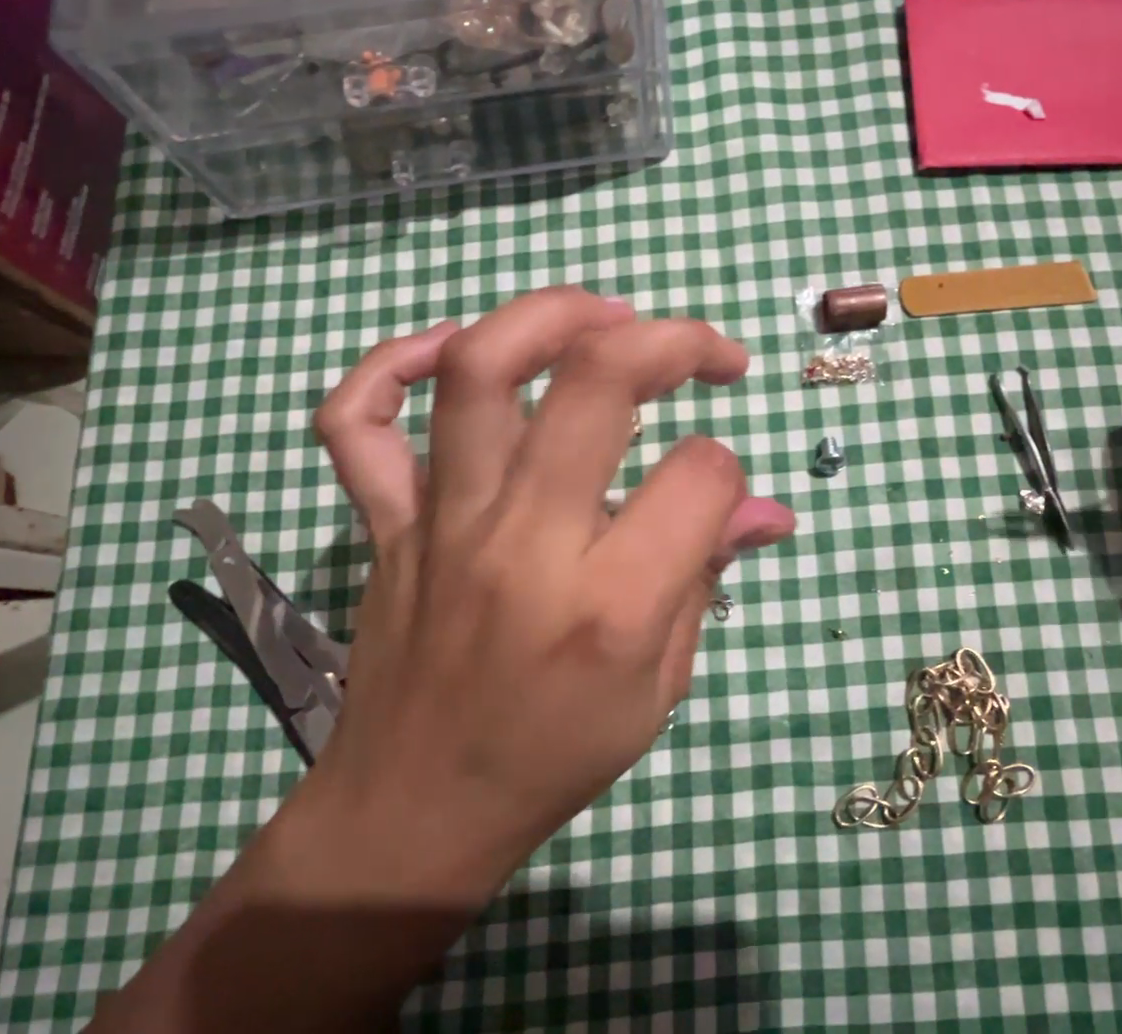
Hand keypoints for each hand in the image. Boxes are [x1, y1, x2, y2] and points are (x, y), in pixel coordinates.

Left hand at [311, 287, 795, 890]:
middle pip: (597, 381)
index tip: (719, 491)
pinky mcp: (385, 524)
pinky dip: (388, 364)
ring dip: (550, 314)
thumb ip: (706, 581)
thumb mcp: (658, 688)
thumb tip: (765, 510)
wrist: (419, 807)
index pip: (699, 476)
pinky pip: (355, 423)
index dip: (729, 469)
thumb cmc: (552, 757)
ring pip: (478, 369)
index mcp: (610, 603)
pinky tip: (445, 350)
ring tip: (603, 315)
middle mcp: (524, 544)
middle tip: (702, 352)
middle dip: (672, 341)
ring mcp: (442, 524)